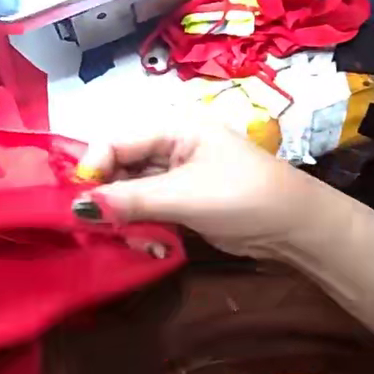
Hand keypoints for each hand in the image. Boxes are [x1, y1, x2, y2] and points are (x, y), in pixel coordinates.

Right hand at [77, 126, 344, 260]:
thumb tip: (78, 207)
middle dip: (110, 201)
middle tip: (111, 231)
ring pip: (127, 194)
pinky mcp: (177, 200)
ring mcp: (172, 174)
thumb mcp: (184, 196)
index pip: (113, 142)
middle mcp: (167, 146)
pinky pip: (143, 210)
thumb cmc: (243, 197)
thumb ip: (130, 200)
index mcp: (171, 127)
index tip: (82, 204)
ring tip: (143, 243)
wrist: (295, 228)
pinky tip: (155, 246)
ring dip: (127, 221)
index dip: (93, 170)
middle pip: (116, 169)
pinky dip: (143, 229)